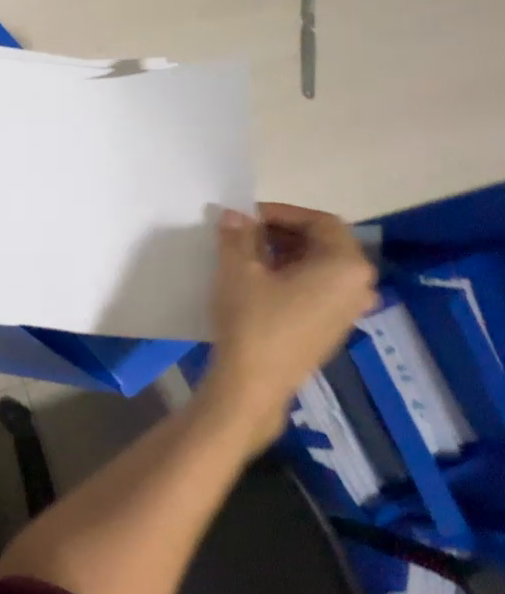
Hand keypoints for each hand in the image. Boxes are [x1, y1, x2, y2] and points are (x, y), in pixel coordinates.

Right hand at [199, 202, 379, 453]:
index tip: (243, 216)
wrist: (255, 380)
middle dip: (280, 233)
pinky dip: (289, 277)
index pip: (321, 222)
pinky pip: (315, 289)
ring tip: (242, 258)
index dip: (281, 213)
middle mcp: (359, 284)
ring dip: (283, 255)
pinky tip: (256, 286)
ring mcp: (349, 308)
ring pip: (318, 267)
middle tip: (239, 234)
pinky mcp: (332, 326)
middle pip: (324, 244)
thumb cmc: (251, 321)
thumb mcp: (237, 272)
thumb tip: (235, 215)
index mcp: (345, 265)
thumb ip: (238, 238)